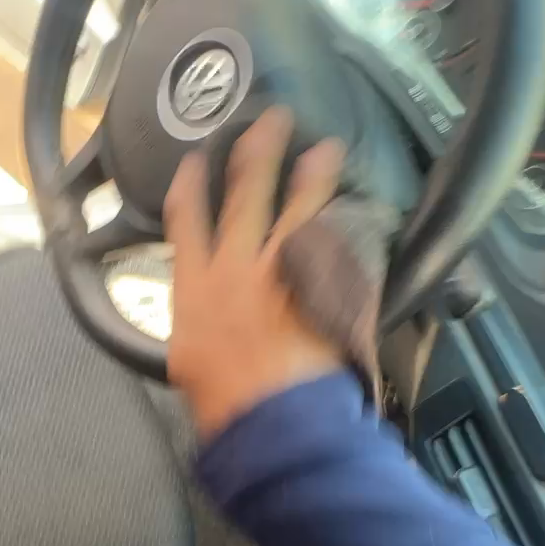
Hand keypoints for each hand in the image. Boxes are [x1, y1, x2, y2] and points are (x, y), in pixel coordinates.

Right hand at [165, 107, 348, 437]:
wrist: (270, 425)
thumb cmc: (223, 405)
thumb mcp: (187, 364)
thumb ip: (194, 331)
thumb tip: (202, 324)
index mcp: (195, 288)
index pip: (185, 220)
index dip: (190, 185)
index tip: (197, 159)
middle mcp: (237, 270)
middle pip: (244, 196)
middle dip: (256, 152)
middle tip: (270, 121)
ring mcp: (285, 277)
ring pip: (298, 210)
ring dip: (312, 174)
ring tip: (325, 147)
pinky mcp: (322, 292)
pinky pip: (337, 251)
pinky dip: (347, 230)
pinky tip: (359, 212)